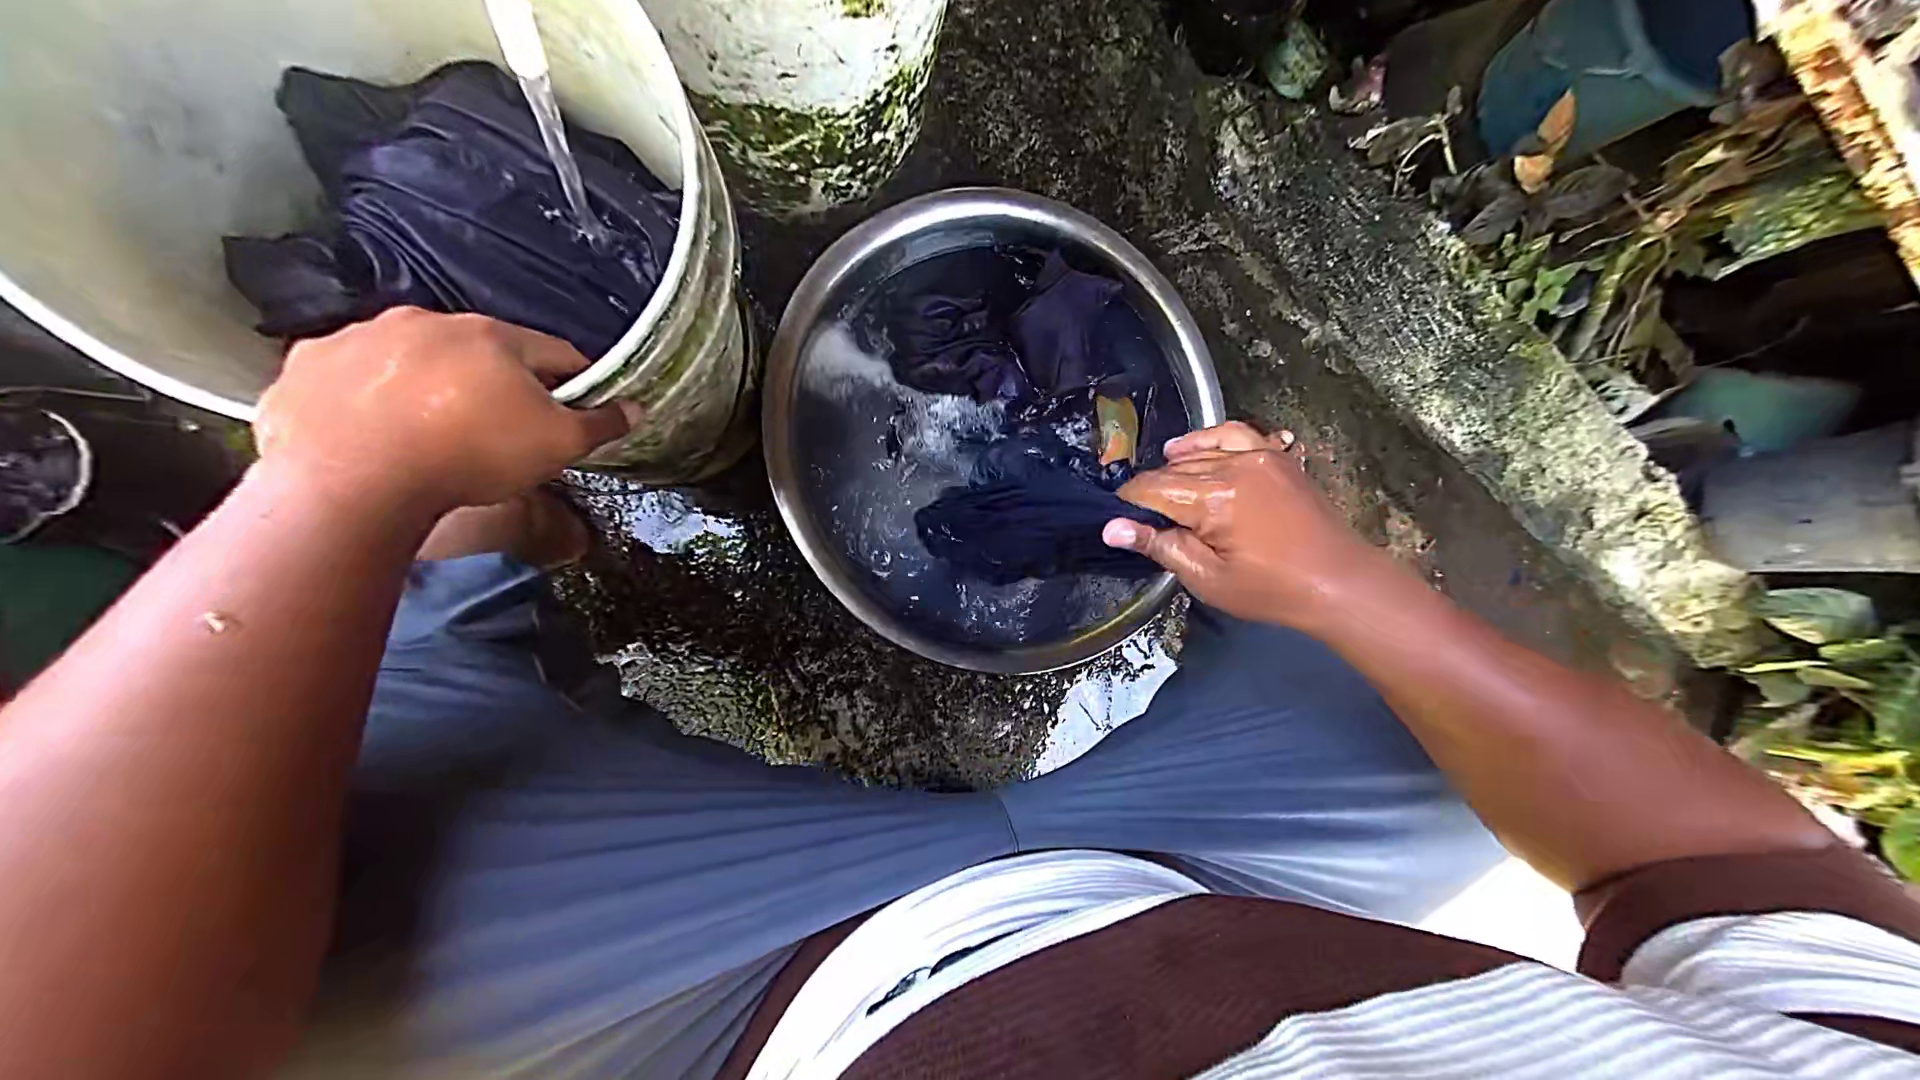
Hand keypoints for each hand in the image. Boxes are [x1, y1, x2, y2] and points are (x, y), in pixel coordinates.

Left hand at [253, 308, 636, 514]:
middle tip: (506, 429)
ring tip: (436, 432)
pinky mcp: (307, 364)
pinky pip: (357, 376)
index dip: (575, 382)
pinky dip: (375, 396)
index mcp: (492, 336)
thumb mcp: (558, 445)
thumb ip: (601, 423)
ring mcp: (359, 337)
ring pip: (418, 359)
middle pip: (484, 352)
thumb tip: (636, 407)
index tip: (576, 411)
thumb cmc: (473, 455)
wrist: (352, 482)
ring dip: (436, 385)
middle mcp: (425, 320)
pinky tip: (380, 432)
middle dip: (501, 383)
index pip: (556, 352)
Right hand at [1103, 421, 1397, 627]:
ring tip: (1161, 490)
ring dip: (1174, 469)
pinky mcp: (1275, 456)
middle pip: (1171, 470)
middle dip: (1151, 491)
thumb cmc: (1271, 589)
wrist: (1339, 581)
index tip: (1121, 519)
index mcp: (1214, 500)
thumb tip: (1111, 528)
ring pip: (1198, 453)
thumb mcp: (1207, 578)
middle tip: (1146, 519)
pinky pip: (1233, 433)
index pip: (1152, 489)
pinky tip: (1189, 449)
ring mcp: (1258, 455)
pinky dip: (1207, 439)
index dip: (1129, 503)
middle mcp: (1233, 467)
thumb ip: (1158, 546)